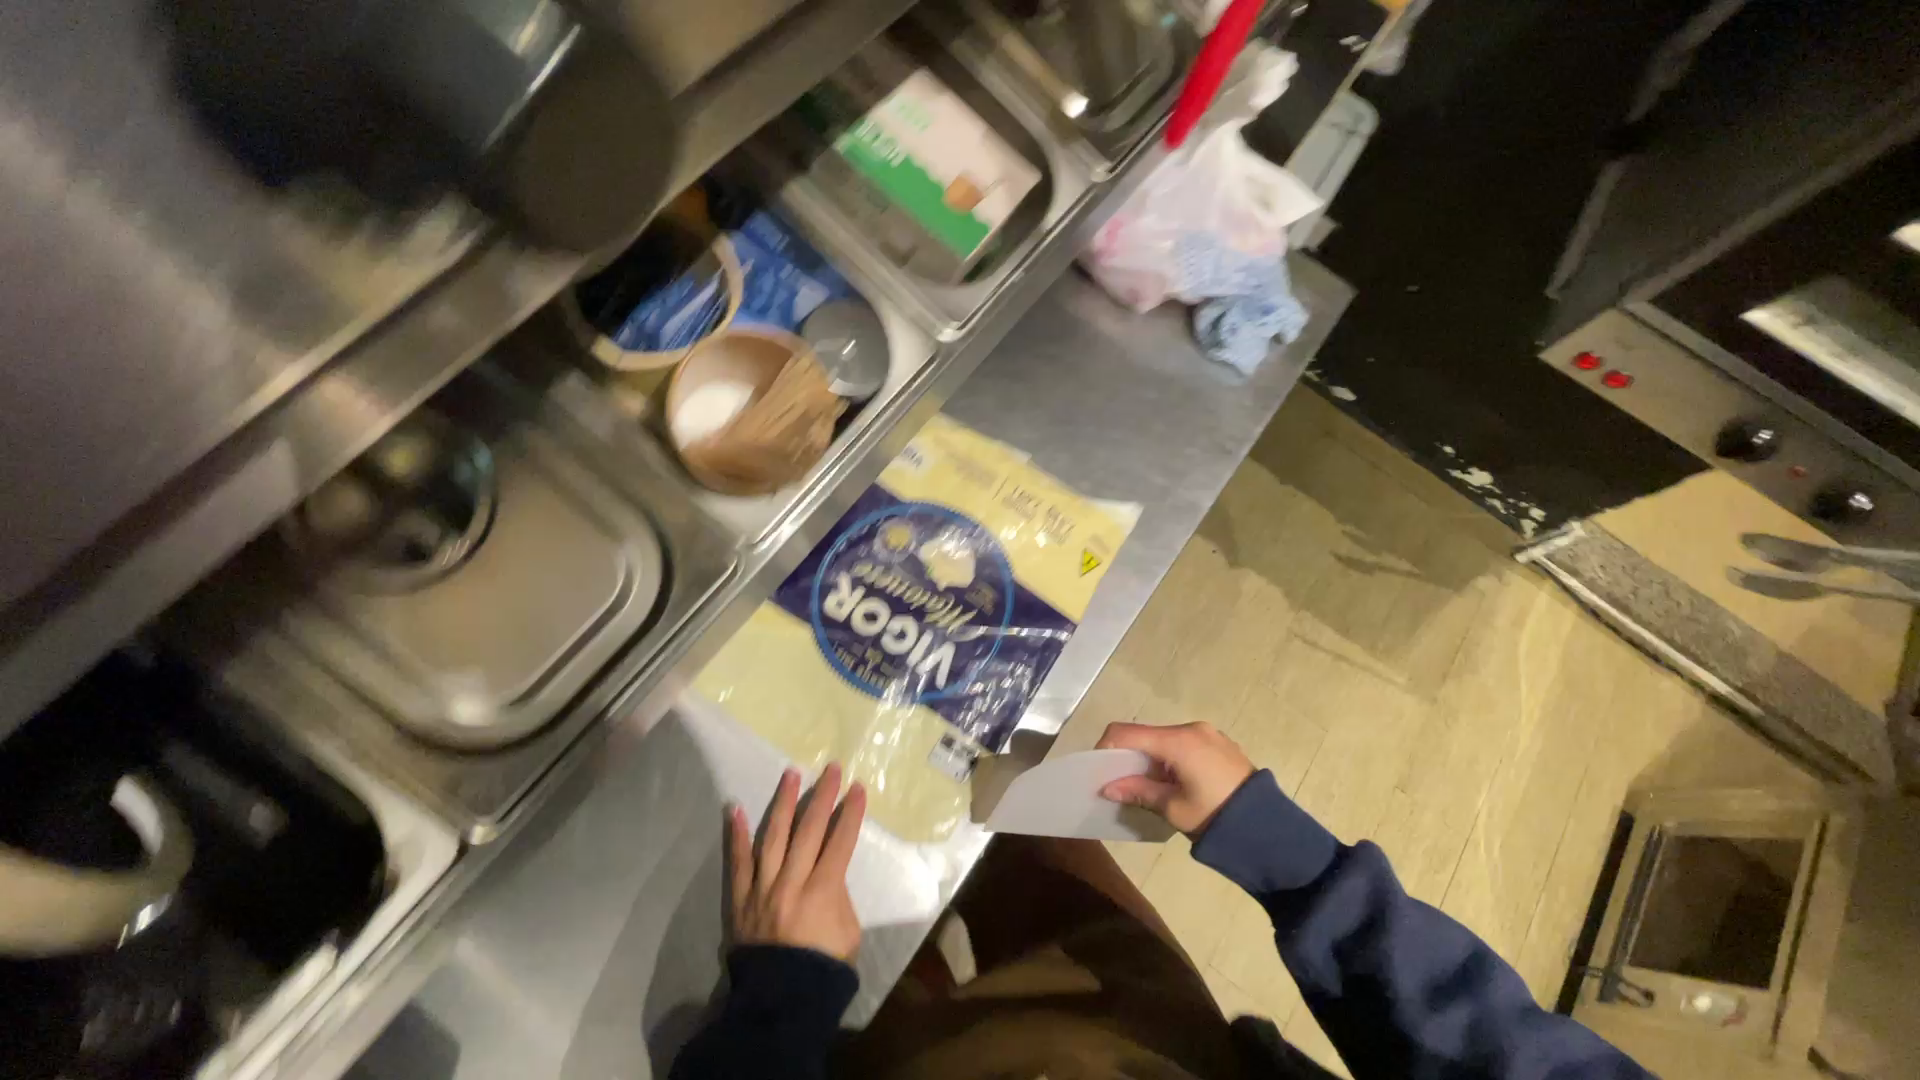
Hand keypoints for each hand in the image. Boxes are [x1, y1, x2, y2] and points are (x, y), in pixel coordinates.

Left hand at [727, 763, 866, 962]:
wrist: (781, 1001)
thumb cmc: (824, 967)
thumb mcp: (848, 932)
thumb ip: (838, 895)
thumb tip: (828, 872)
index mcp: (823, 891)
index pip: (840, 842)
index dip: (851, 814)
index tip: (858, 788)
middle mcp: (791, 882)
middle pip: (809, 831)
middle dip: (822, 797)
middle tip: (830, 769)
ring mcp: (763, 888)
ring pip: (773, 837)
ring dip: (784, 804)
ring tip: (790, 774)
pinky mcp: (741, 899)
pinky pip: (738, 862)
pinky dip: (737, 835)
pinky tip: (737, 809)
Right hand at [1096, 722, 1254, 834]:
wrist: (1268, 828)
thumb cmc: (1215, 816)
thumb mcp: (1172, 808)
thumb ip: (1138, 791)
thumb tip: (1107, 787)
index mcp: (1178, 741)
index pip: (1127, 732)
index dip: (1106, 748)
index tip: (1098, 772)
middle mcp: (1192, 729)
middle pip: (1145, 734)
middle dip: (1128, 756)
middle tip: (1119, 782)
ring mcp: (1208, 734)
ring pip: (1164, 739)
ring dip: (1149, 758)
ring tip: (1147, 786)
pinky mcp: (1219, 743)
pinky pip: (1183, 743)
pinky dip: (1169, 758)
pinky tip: (1172, 783)